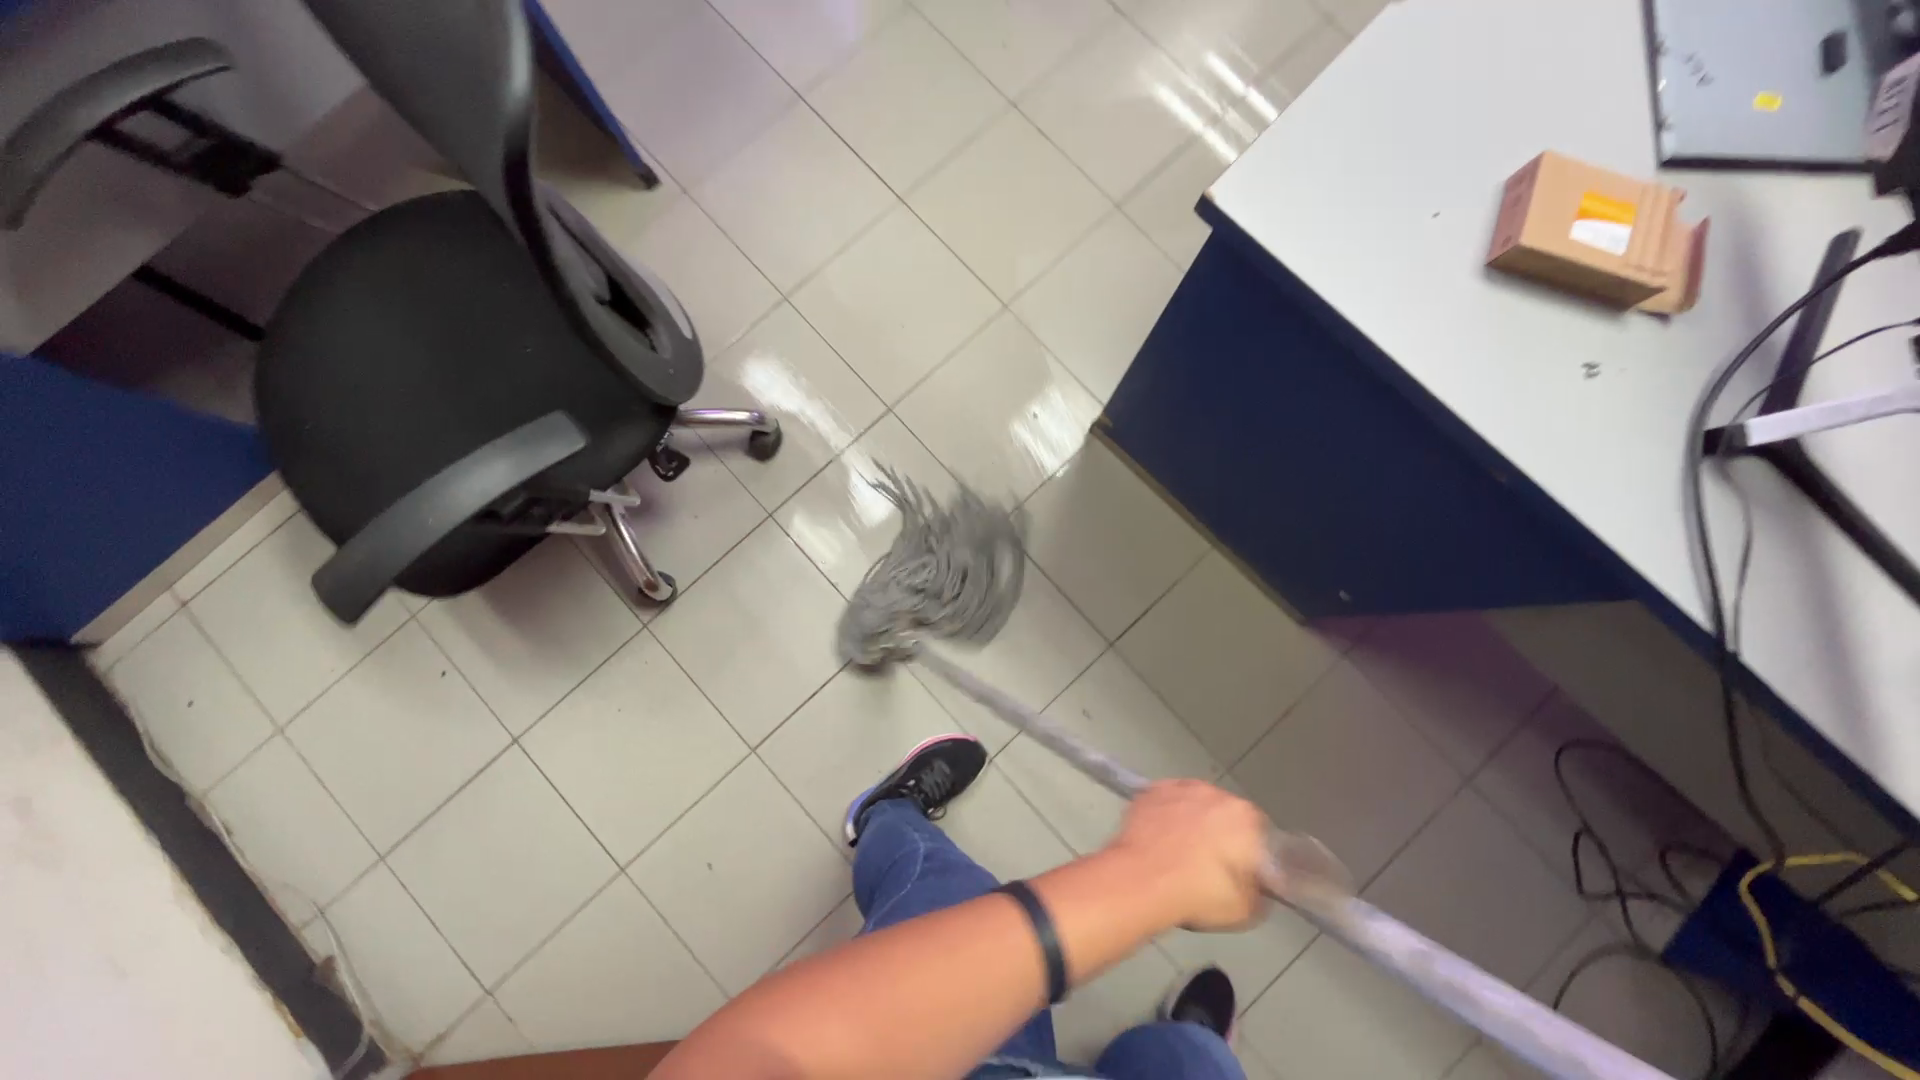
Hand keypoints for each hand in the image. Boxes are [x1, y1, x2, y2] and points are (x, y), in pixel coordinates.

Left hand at [1106, 779, 1271, 931]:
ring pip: (1194, 804)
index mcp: (1245, 817)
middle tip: (1208, 861)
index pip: (1258, 832)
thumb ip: (1257, 891)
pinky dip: (1166, 814)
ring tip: (1179, 848)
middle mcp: (1215, 793)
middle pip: (1225, 813)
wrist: (1140, 880)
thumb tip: (1254, 885)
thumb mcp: (1245, 909)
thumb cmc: (1197, 894)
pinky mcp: (1150, 791)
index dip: (1249, 852)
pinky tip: (1159, 835)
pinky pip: (1166, 802)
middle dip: (1220, 832)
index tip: (1239, 869)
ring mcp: (1180, 788)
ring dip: (1192, 820)